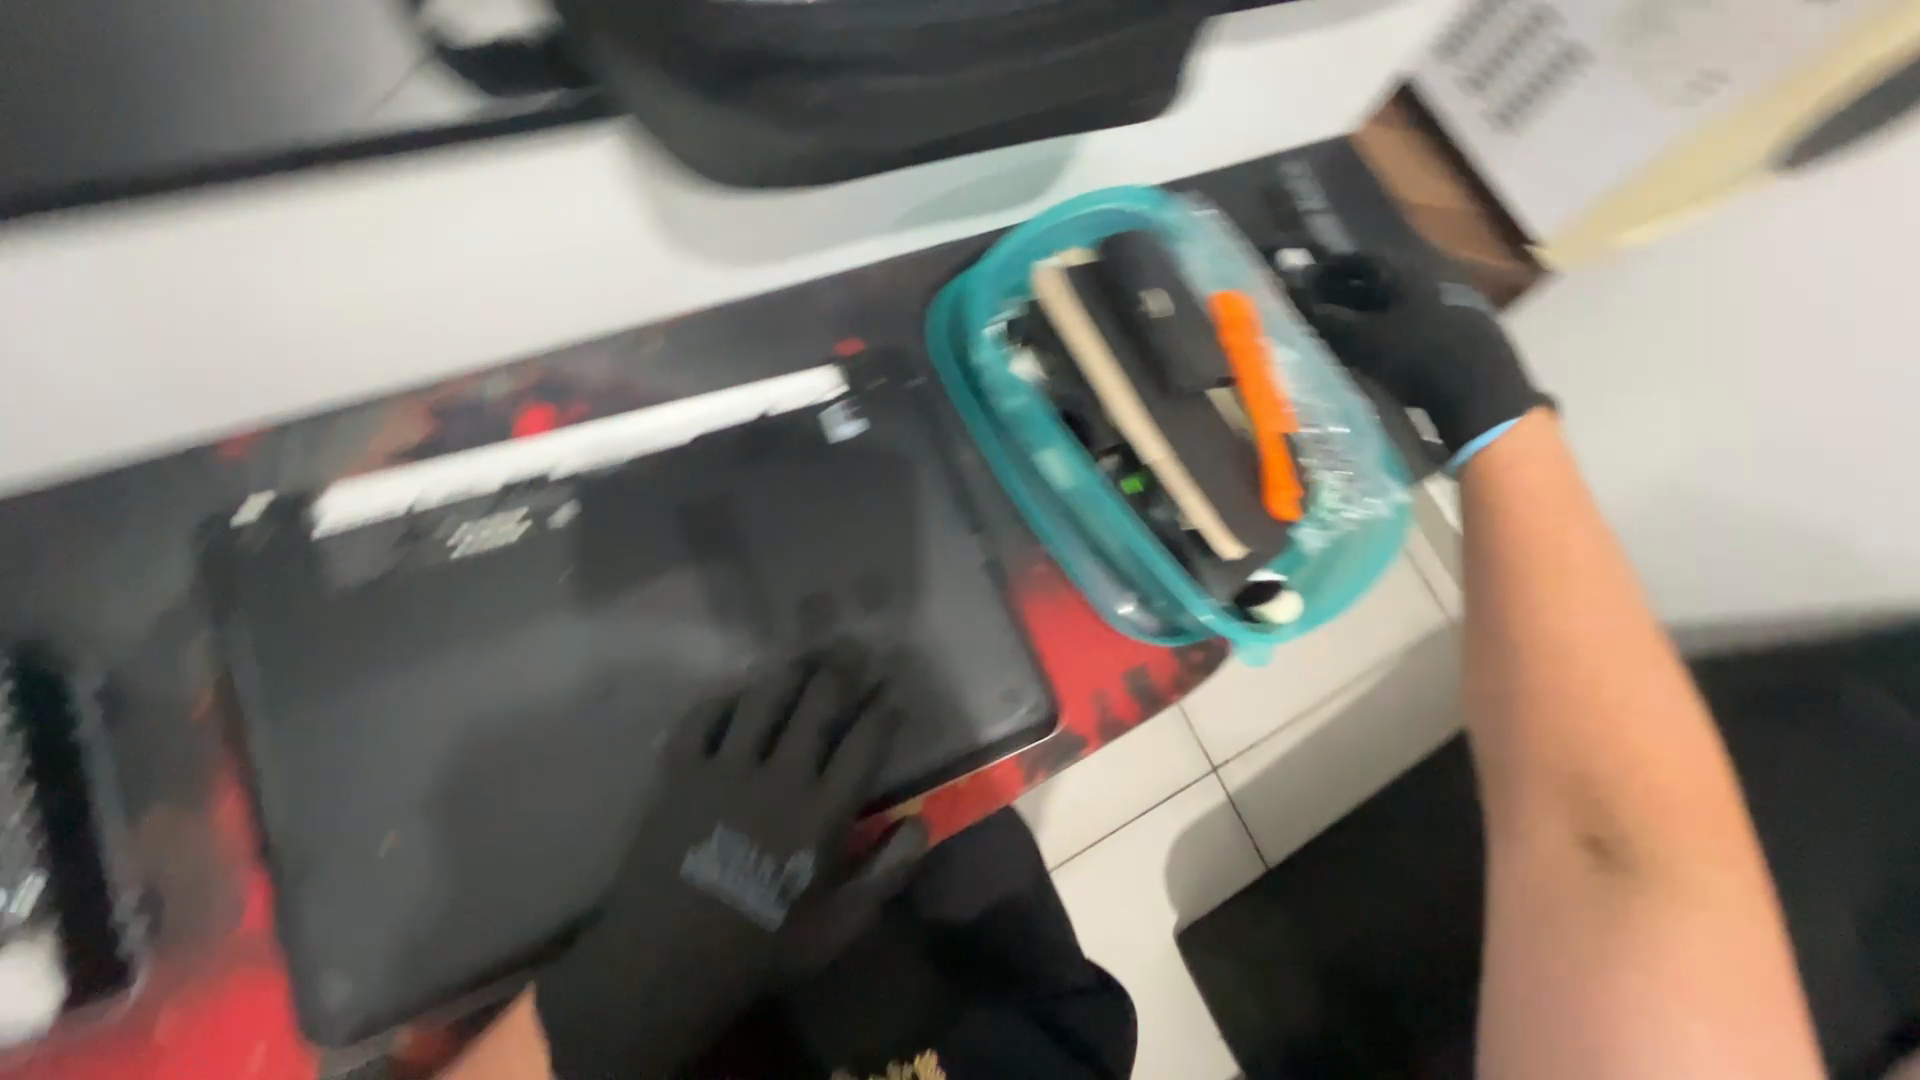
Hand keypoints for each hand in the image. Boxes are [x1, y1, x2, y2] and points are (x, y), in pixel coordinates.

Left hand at [535, 645, 925, 1079]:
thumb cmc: (759, 948)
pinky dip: (721, 700)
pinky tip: (735, 694)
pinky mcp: (680, 773)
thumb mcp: (839, 927)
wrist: (661, 964)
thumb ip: (887, 874)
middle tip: (856, 649)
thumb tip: (922, 823)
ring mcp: (725, 769)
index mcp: (822, 812)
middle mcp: (779, 777)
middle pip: (817, 704)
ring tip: (807, 654)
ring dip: (790, 671)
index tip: (894, 692)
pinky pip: (701, 719)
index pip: (865, 741)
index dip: (883, 710)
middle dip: (843, 671)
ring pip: (763, 699)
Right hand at [1301, 252, 1551, 470]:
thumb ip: (1329, 318)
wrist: (1480, 388)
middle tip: (1322, 303)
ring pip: (1397, 301)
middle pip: (1381, 280)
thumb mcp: (1364, 339)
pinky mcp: (1458, 329)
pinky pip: (1412, 319)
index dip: (1333, 267)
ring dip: (1368, 310)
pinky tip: (1377, 344)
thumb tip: (1297, 297)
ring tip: (1344, 326)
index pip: (1362, 260)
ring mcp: (1447, 303)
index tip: (1311, 276)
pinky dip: (1388, 326)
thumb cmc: (1415, 355)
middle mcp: (1428, 280)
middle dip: (1348, 290)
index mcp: (1406, 273)